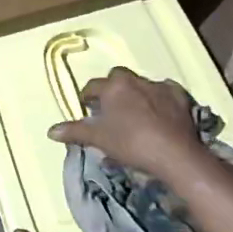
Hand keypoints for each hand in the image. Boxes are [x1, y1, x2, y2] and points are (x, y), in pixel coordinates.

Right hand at [46, 66, 203, 177]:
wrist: (174, 154)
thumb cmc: (130, 142)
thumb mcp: (97, 139)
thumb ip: (74, 132)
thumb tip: (51, 131)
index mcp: (113, 87)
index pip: (92, 86)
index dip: (87, 96)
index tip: (86, 108)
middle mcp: (136, 81)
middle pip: (118, 77)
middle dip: (112, 88)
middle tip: (110, 108)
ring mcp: (160, 88)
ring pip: (142, 84)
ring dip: (136, 93)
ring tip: (135, 112)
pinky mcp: (181, 98)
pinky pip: (166, 92)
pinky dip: (160, 98)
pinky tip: (159, 110)